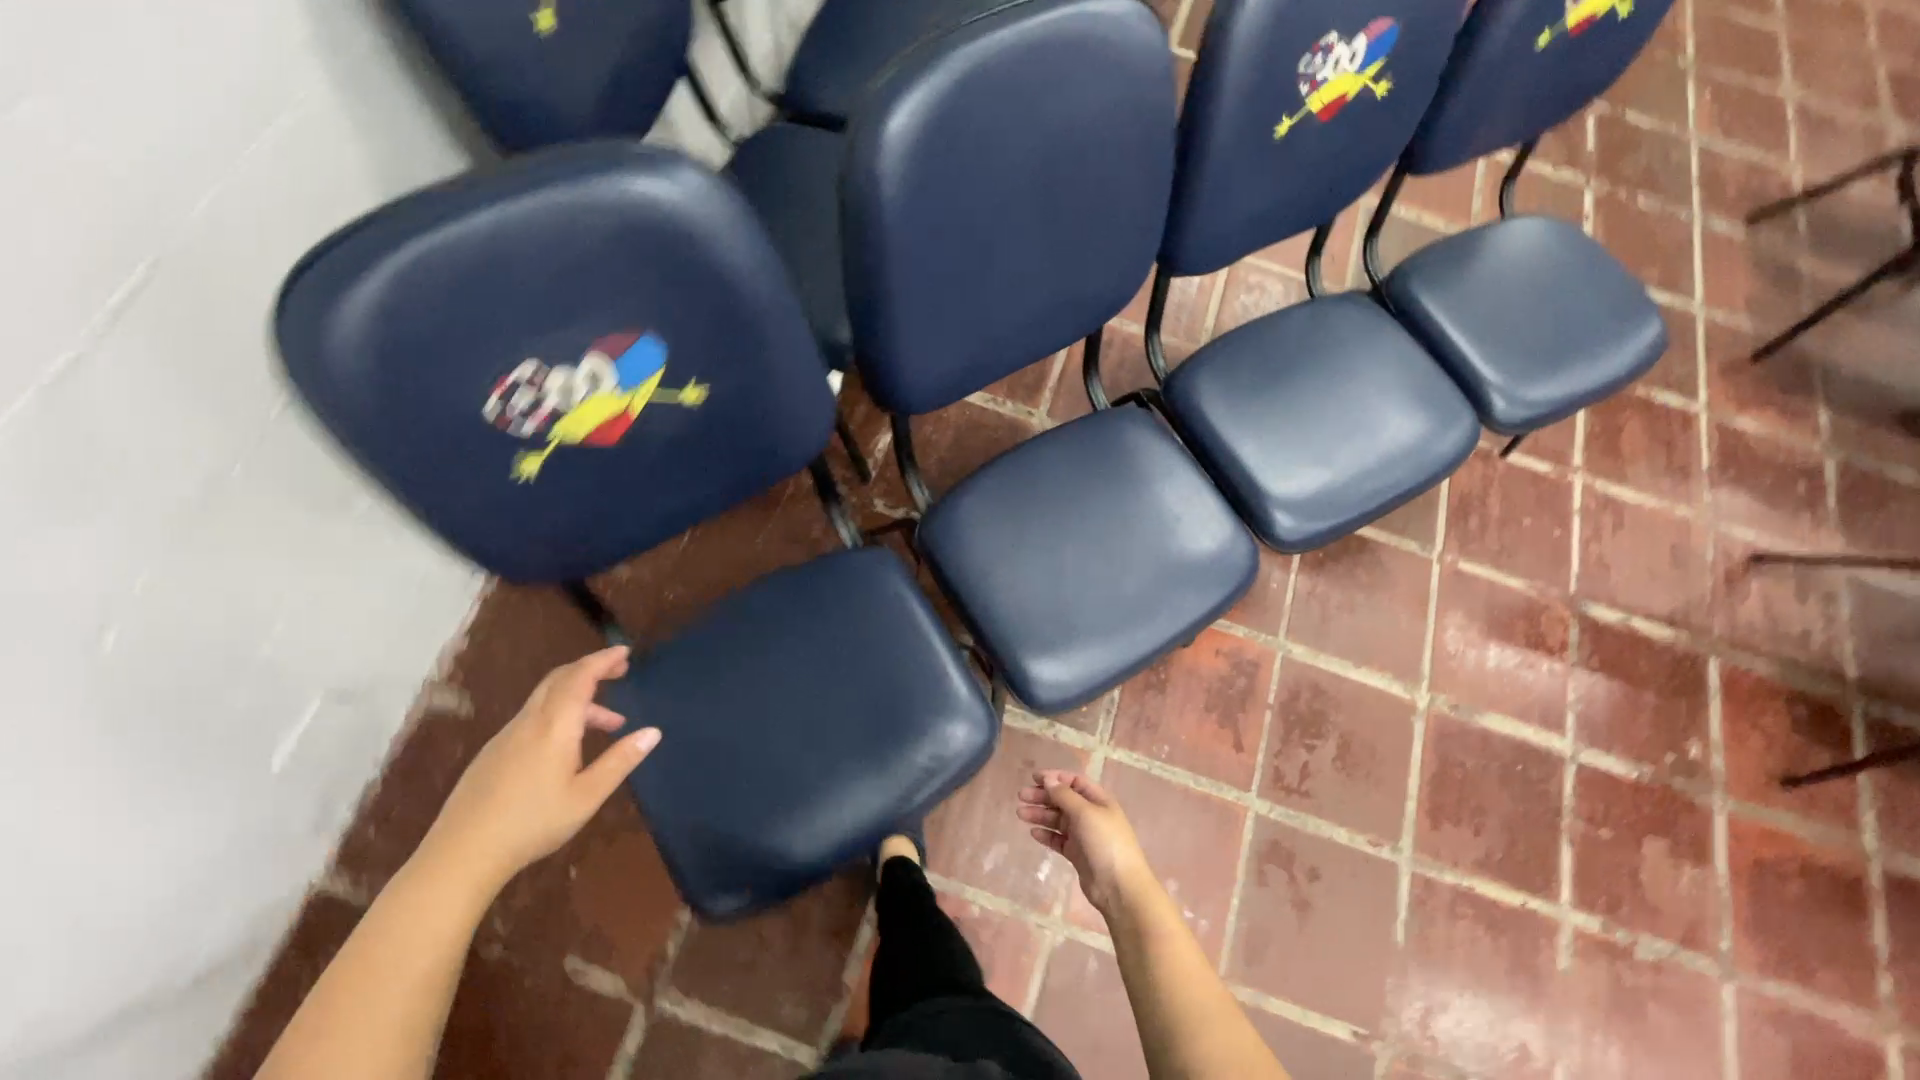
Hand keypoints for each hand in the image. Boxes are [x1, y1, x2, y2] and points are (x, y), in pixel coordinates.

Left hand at [417, 646, 660, 890]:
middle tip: (619, 672)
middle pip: (559, 679)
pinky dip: (559, 716)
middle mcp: (528, 722)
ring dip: (578, 700)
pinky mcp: (493, 753)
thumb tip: (653, 732)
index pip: (580, 678)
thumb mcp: (588, 796)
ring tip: (609, 724)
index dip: (603, 661)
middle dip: (590, 669)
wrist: (462, 852)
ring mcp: (506, 737)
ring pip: (545, 700)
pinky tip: (568, 747)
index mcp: (554, 727)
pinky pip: (532, 718)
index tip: (625, 652)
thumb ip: (620, 761)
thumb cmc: (533, 823)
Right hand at [1017, 770, 1151, 914]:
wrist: (1118, 885)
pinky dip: (1046, 835)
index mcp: (1099, 800)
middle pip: (1063, 800)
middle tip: (1021, 797)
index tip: (1034, 778)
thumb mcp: (1085, 813)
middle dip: (1043, 796)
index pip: (1075, 781)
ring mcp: (1084, 835)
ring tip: (1020, 814)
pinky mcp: (1077, 853)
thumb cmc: (1105, 842)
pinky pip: (1058, 839)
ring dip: (1040, 815)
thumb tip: (1048, 779)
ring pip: (1058, 820)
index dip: (1055, 778)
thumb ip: (1064, 795)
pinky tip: (1034, 833)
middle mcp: (1091, 815)